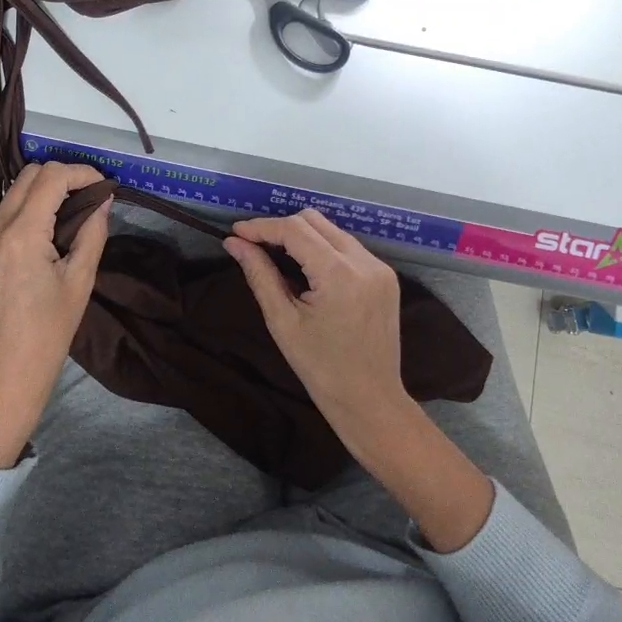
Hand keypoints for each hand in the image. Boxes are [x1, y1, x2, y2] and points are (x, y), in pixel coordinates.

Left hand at [0, 162, 110, 468]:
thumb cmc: (49, 333)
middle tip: (92, 196)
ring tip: (77, 213)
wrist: (7, 375)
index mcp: (20, 235)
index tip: (105, 186)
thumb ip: (92, 233)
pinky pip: (8, 213)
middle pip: (29, 176)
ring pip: (17, 192)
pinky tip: (55, 229)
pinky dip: (33, 209)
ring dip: (47, 192)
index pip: (50, 178)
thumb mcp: (80, 281)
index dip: (81, 173)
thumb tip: (104, 200)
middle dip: (63, 177)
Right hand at [226, 209, 494, 551]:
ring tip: (276, 256)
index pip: (294, 229)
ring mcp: (379, 268)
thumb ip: (259, 275)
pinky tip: (306, 270)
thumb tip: (234, 243)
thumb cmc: (321, 368)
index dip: (262, 227)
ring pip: (332, 230)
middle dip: (281, 227)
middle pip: (314, 221)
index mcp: (338, 274)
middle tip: (253, 246)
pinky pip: (348, 247)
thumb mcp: (282, 322)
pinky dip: (323, 249)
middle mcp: (364, 262)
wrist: (370, 401)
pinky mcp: (386, 277)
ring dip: (302, 236)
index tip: (236, 234)